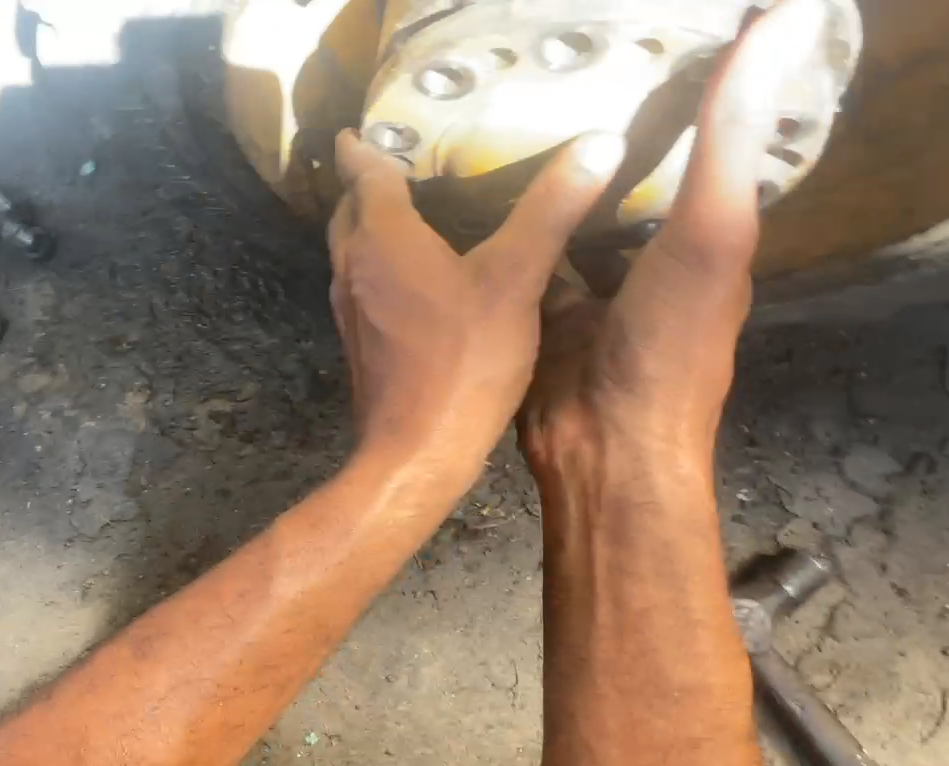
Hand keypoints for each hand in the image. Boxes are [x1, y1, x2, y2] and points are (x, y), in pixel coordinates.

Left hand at [329, 128, 624, 480]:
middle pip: (349, 213)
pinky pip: (361, 287)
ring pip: (350, 253)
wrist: (414, 452)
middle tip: (396, 167)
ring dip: (368, 229)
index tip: (371, 129)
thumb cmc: (462, 363)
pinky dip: (377, 268)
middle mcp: (353, 269)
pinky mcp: (359, 345)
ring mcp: (349, 312)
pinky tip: (413, 279)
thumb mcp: (515, 280)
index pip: (367, 173)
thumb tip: (599, 142)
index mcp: (381, 239)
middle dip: (365, 187)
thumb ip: (550, 209)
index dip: (370, 148)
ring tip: (406, 215)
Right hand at [520, 0, 828, 475]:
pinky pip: (522, 254)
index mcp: (700, 231)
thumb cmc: (668, 347)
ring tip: (505, 101)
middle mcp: (643, 252)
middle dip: (599, 123)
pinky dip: (506, 225)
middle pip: (623, 176)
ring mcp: (585, 284)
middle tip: (555, 53)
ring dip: (544, 172)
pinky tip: (471, 183)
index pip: (694, 140)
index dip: (682, 82)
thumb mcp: (711, 234)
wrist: (600, 445)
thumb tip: (794, 10)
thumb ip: (731, 138)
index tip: (648, 22)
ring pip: (566, 214)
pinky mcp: (535, 309)